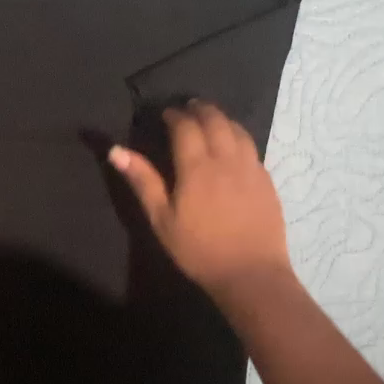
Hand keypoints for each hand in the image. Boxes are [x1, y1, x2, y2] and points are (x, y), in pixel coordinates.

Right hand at [110, 100, 292, 304]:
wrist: (252, 275)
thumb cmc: (199, 250)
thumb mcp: (161, 219)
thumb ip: (142, 180)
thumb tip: (116, 150)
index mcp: (197, 167)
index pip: (186, 126)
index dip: (174, 115)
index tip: (165, 114)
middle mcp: (226, 160)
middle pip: (215, 120)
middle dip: (200, 109)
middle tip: (187, 108)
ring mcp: (251, 169)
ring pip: (238, 130)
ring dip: (222, 118)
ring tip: (210, 118)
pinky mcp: (267, 181)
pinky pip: (252, 147)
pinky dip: (238, 136)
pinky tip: (233, 145)